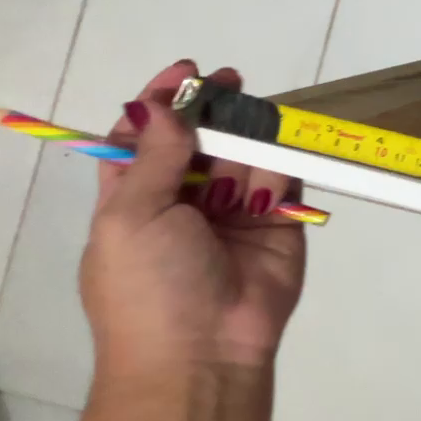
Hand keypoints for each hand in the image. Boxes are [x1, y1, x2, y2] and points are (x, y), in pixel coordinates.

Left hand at [79, 61, 306, 376]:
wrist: (205, 348)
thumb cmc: (149, 286)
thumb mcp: (131, 220)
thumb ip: (154, 159)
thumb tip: (159, 105)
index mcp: (135, 200)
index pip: (144, 139)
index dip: (158, 104)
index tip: (184, 72)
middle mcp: (185, 199)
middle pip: (200, 139)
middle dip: (213, 109)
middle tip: (231, 80)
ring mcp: (235, 208)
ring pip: (245, 152)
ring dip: (251, 132)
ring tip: (259, 116)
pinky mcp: (281, 217)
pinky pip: (286, 176)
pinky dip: (287, 159)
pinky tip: (288, 142)